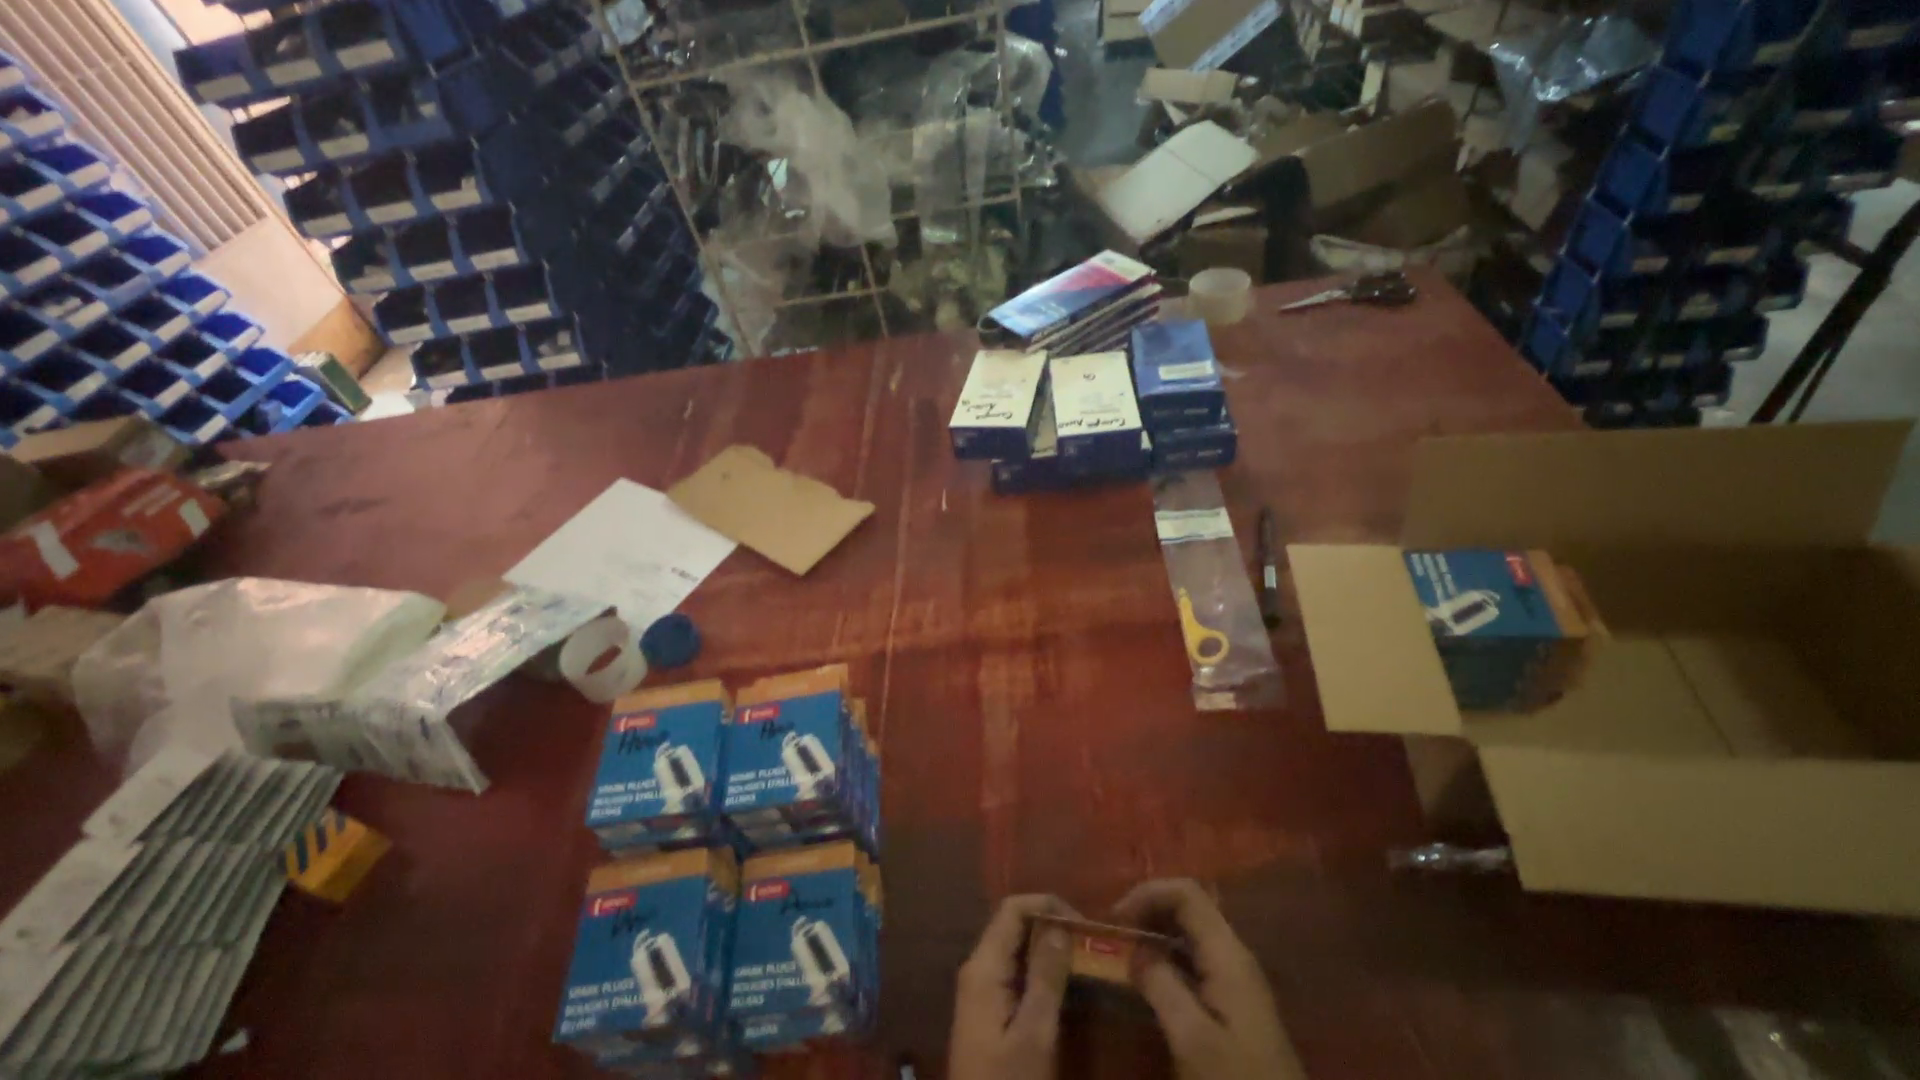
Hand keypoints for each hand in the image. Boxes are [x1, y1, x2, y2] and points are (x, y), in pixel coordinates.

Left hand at [949, 895, 1078, 1079]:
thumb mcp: (1034, 1033)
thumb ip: (1046, 977)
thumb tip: (1059, 926)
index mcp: (983, 966)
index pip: (1012, 909)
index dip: (1048, 906)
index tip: (1086, 926)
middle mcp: (979, 969)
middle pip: (1015, 926)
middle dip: (1054, 927)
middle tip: (1095, 945)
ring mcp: (983, 990)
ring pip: (1019, 951)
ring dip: (1052, 950)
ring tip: (1091, 962)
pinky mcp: (992, 1011)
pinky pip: (1019, 975)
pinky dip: (1045, 972)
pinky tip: (1072, 987)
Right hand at [1115, 879, 1303, 1079]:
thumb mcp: (1193, 1039)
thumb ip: (1162, 986)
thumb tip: (1135, 948)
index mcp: (1228, 955)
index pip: (1187, 894)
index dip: (1147, 894)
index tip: (1114, 920)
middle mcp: (1234, 956)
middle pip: (1189, 908)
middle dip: (1148, 910)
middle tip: (1112, 936)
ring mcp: (1235, 979)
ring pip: (1190, 934)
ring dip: (1154, 933)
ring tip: (1122, 953)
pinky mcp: (1231, 1002)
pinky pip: (1193, 960)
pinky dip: (1165, 957)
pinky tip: (1146, 980)